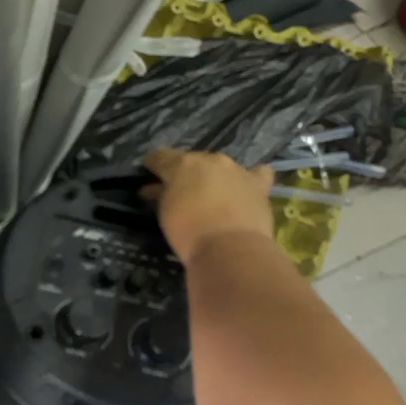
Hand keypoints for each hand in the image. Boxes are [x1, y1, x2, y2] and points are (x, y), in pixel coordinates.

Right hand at [141, 148, 274, 263]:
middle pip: (192, 160)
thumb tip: (155, 189)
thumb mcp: (164, 213)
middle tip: (175, 189)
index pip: (161, 157)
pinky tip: (244, 186)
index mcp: (183, 164)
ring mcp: (238, 170)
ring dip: (211, 175)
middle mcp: (211, 160)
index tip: (146, 172)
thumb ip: (161, 195)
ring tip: (207, 192)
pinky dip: (249, 177)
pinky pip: (257, 173)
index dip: (152, 164)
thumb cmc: (187, 231)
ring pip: (221, 166)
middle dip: (183, 172)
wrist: (228, 247)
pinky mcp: (259, 185)